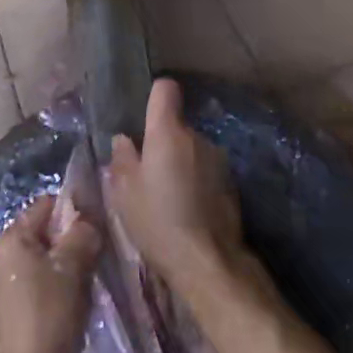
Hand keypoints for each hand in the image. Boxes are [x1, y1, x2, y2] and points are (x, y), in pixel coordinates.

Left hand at [0, 194, 100, 352]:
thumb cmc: (46, 315)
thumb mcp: (71, 269)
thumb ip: (82, 234)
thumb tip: (88, 219)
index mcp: (12, 236)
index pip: (47, 204)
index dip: (73, 210)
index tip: (95, 228)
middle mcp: (1, 254)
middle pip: (44, 233)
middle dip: (70, 243)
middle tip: (93, 259)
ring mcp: (0, 283)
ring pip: (42, 261)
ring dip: (64, 269)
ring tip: (84, 286)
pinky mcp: (5, 310)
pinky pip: (35, 285)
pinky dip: (53, 290)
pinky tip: (68, 308)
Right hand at [104, 77, 241, 282]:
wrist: (209, 262)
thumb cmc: (158, 221)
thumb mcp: (125, 193)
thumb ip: (122, 158)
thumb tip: (123, 139)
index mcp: (167, 131)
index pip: (165, 89)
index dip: (153, 97)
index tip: (142, 118)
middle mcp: (196, 136)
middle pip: (176, 125)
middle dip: (162, 141)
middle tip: (146, 173)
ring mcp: (217, 158)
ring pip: (191, 149)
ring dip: (180, 162)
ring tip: (167, 195)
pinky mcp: (230, 182)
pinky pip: (205, 169)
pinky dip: (195, 180)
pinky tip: (187, 208)